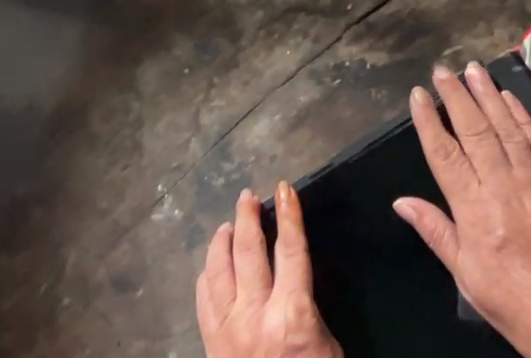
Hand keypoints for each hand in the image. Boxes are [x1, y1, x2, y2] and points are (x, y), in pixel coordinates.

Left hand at [196, 183, 342, 357]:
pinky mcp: (210, 344)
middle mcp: (254, 315)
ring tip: (229, 224)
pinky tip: (212, 265)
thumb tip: (291, 281)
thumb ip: (306, 311)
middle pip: (248, 250)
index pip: (291, 251)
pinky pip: (203, 297)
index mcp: (291, 316)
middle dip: (248, 216)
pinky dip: (208, 274)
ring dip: (223, 240)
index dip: (289, 216)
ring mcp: (227, 329)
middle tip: (248, 196)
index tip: (283, 188)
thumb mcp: (326, 349)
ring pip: (218, 268)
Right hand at [394, 63, 530, 357]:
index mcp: (475, 212)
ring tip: (473, 70)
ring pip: (506, 129)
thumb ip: (436, 232)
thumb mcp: (468, 278)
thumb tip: (402, 202)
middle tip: (442, 69)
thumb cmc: (521, 308)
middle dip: (457, 96)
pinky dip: (521, 116)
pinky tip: (510, 99)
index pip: (445, 154)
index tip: (418, 95)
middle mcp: (503, 188)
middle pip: (475, 131)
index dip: (429, 121)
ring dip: (488, 96)